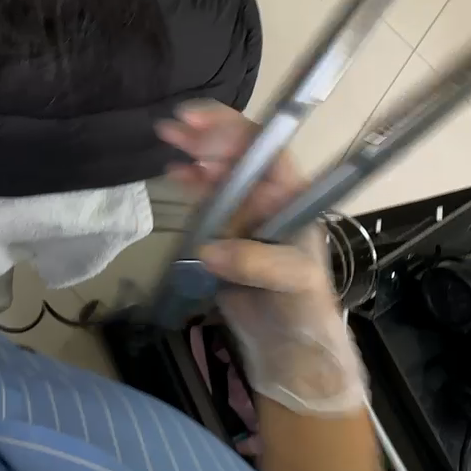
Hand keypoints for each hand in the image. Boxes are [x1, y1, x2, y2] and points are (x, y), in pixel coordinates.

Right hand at [158, 101, 368, 416]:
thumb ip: (257, 261)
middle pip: (237, 151)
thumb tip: (210, 250)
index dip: (232, 129)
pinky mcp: (225, 229)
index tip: (198, 122)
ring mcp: (245, 210)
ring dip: (193, 150)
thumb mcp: (293, 280)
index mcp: (292, 195)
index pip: (264, 147)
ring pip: (218, 168)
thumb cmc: (304, 308)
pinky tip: (174, 173)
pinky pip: (206, 195)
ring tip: (166, 137)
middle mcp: (268, 195)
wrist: (289, 348)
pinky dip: (190, 180)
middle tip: (172, 128)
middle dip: (206, 134)